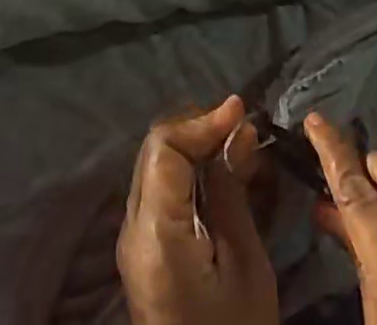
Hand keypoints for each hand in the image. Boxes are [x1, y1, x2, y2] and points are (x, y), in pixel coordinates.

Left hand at [118, 96, 277, 324]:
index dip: (202, 122)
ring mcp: (131, 235)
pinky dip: (188, 166)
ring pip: (155, 162)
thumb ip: (233, 192)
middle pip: (155, 150)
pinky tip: (219, 169)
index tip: (241, 111)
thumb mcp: (246, 266)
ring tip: (235, 141)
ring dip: (193, 142)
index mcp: (157, 236)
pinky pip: (159, 184)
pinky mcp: (140, 242)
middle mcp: (132, 227)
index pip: (165, 150)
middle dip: (197, 126)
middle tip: (241, 125)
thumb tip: (238, 132)